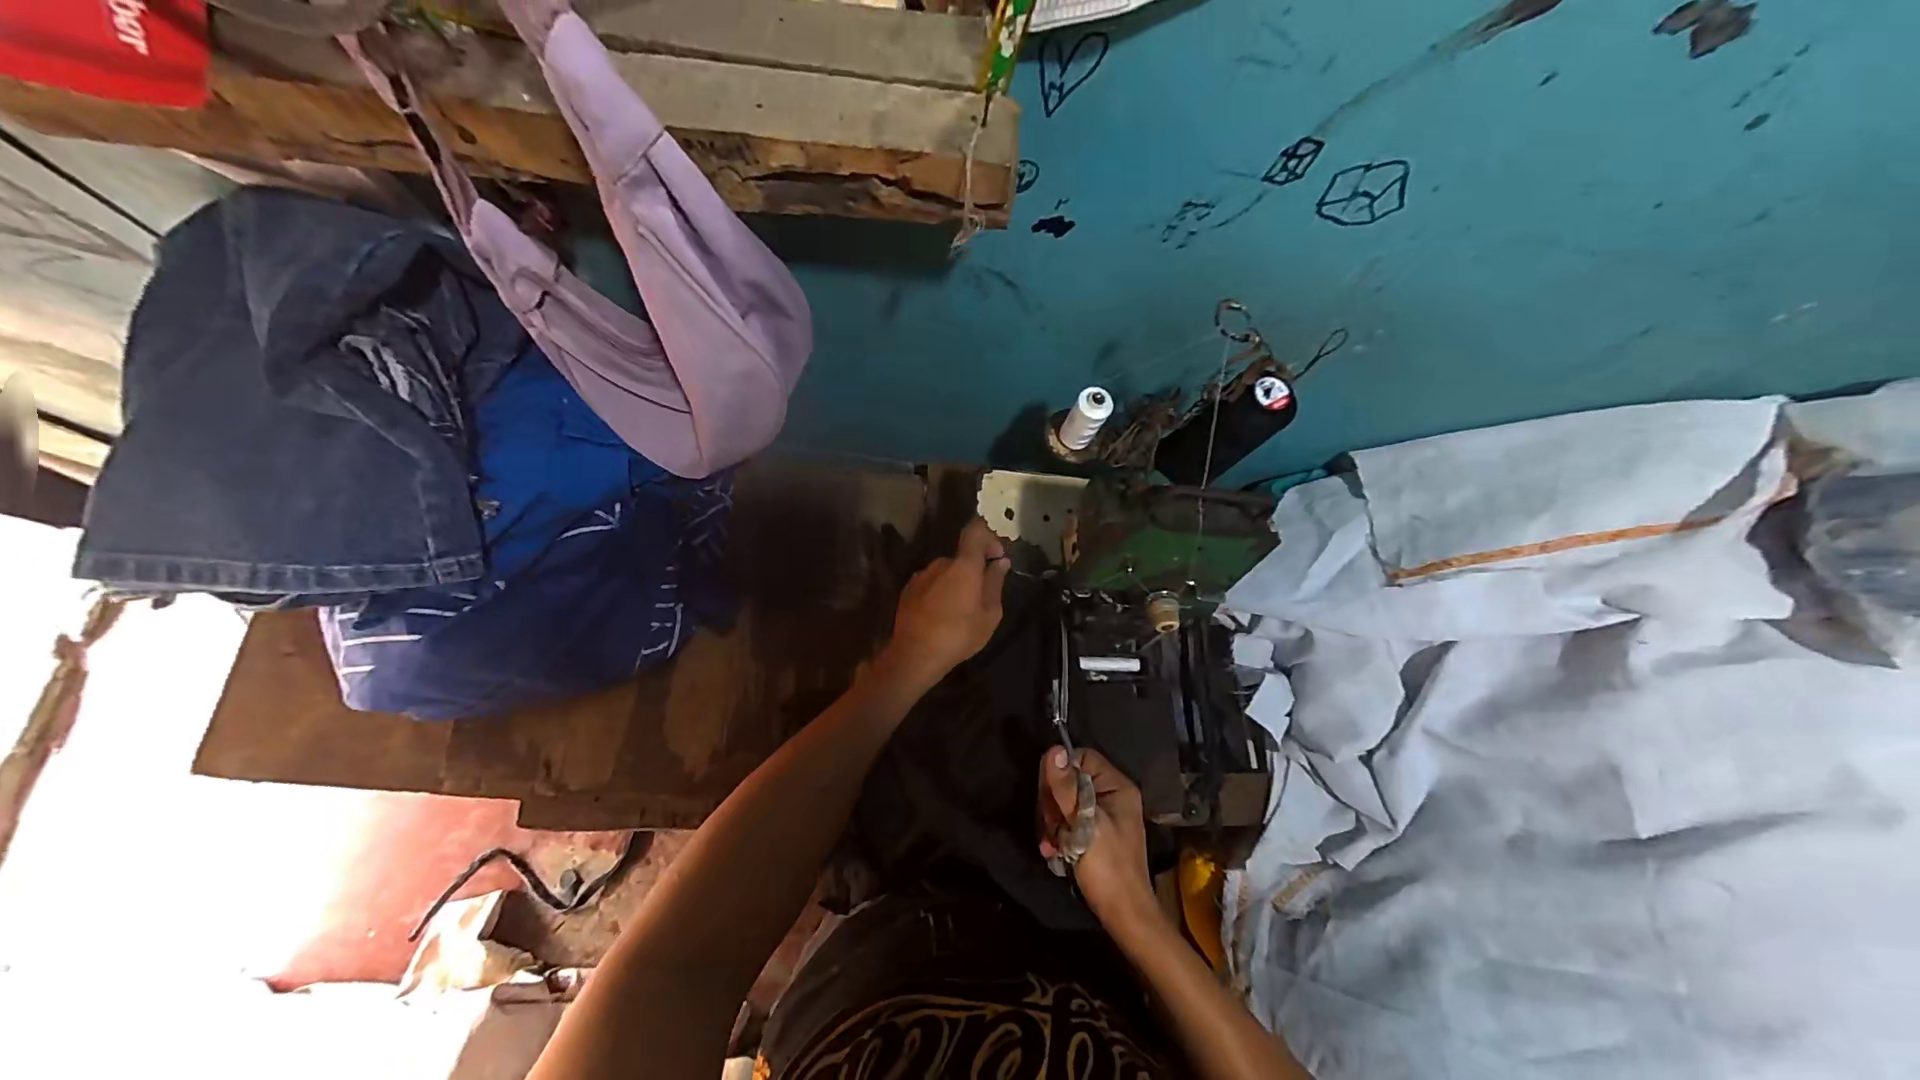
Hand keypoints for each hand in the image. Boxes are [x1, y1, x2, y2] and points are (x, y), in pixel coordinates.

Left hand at [872, 518, 1008, 694]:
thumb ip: (995, 583)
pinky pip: (931, 583)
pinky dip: (939, 592)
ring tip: (959, 610)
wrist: (915, 655)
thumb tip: (1000, 562)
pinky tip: (941, 615)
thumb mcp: (989, 614)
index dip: (988, 537)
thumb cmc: (959, 635)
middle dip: (973, 569)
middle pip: (961, 557)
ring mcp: (921, 576)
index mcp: (963, 565)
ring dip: (955, 582)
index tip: (997, 555)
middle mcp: (940, 563)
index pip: (975, 532)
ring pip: (945, 571)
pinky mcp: (908, 590)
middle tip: (981, 595)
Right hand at [1038, 747, 1156, 933]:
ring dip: (1052, 822)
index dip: (1060, 772)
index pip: (1081, 757)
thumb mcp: (1083, 823)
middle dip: (1053, 803)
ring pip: (1063, 801)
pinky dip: (1057, 834)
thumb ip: (1066, 787)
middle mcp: (1111, 795)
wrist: (1123, 915)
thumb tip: (1054, 750)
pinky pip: (1067, 820)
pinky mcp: (1094, 833)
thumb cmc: (1107, 866)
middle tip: (1052, 827)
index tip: (1050, 796)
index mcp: (1117, 786)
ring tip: (1052, 845)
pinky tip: (1052, 851)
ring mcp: (1103, 815)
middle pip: (1069, 779)